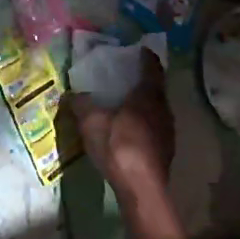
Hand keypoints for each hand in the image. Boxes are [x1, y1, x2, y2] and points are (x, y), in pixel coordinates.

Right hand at [69, 52, 175, 200]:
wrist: (141, 188)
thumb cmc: (118, 145)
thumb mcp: (90, 121)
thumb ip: (81, 104)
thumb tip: (72, 94)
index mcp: (148, 95)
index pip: (151, 67)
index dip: (145, 57)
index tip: (137, 50)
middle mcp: (163, 109)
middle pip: (155, 88)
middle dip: (141, 81)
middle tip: (124, 77)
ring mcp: (168, 131)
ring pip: (156, 109)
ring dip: (142, 105)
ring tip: (123, 104)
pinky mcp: (165, 150)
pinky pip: (154, 127)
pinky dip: (142, 123)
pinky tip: (128, 131)